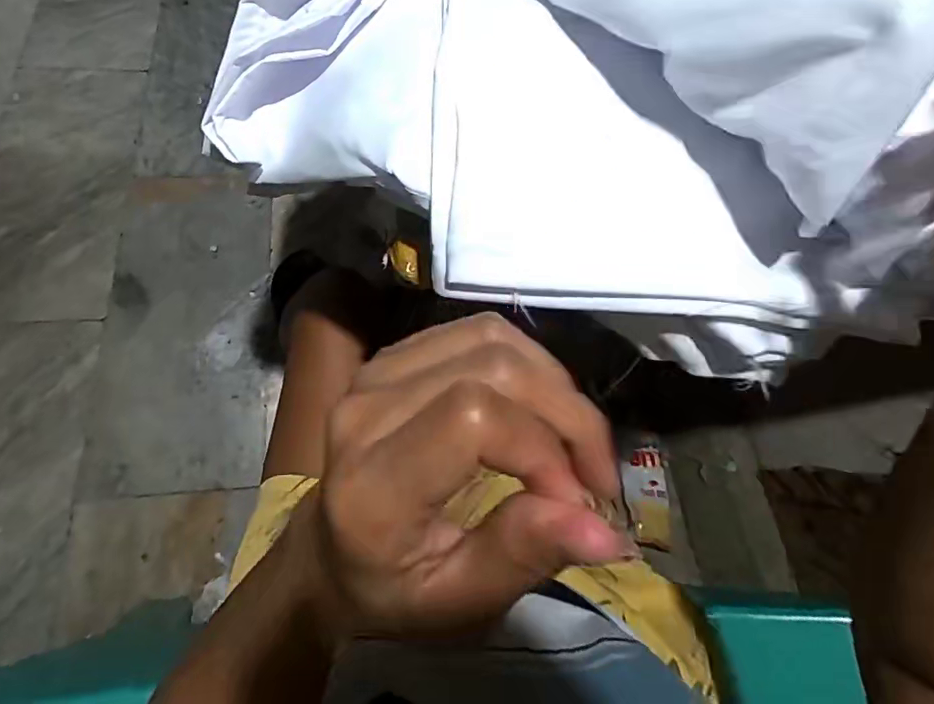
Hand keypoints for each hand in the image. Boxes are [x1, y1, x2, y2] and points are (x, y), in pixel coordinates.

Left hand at [283, 313, 627, 640]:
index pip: (473, 418)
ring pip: (492, 338)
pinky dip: (527, 362)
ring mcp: (379, 370)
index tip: (580, 503)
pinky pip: (478, 331)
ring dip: (553, 383)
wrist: (327, 552)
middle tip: (595, 473)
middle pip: (493, 367)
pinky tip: (539, 404)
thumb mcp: (455, 601)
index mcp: (372, 484)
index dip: (542, 447)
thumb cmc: (390, 588)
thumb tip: (606, 532)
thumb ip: (522, 556)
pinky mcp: (396, 352)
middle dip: (566, 414)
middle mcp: (367, 410)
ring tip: (572, 439)